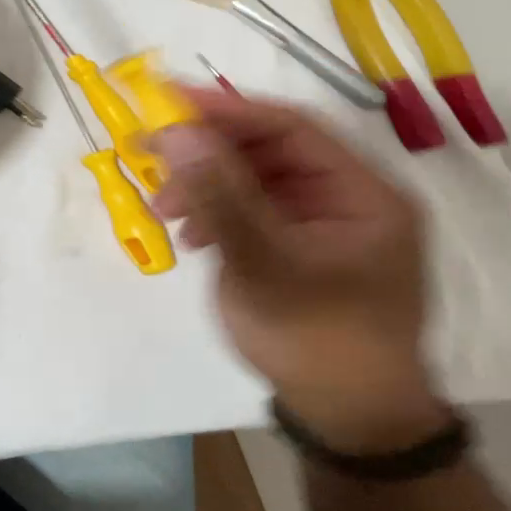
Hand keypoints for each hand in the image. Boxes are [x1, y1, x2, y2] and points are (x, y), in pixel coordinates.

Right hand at [151, 89, 452, 453]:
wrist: (344, 412)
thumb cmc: (314, 334)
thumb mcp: (263, 261)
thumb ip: (219, 193)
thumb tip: (174, 130)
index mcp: (363, 194)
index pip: (291, 128)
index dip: (226, 108)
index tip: (162, 98)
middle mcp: (345, 197)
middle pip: (265, 147)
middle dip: (203, 150)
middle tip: (147, 151)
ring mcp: (319, 220)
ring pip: (247, 174)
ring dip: (200, 182)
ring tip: (164, 209)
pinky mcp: (293, 240)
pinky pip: (243, 203)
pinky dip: (208, 207)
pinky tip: (186, 231)